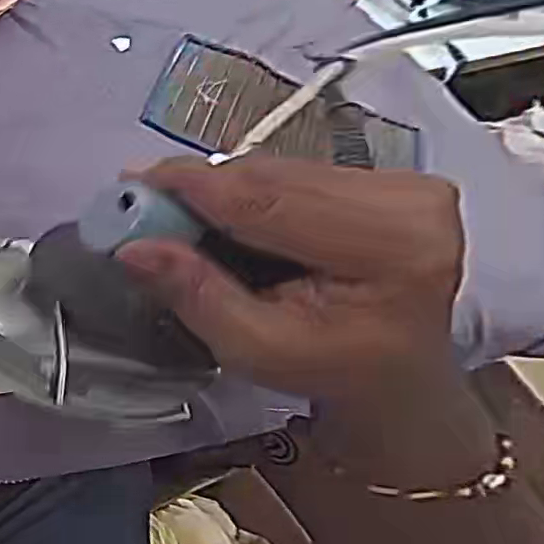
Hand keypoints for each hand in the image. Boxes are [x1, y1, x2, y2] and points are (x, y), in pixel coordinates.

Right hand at [117, 156, 464, 405]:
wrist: (392, 374)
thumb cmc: (328, 370)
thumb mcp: (252, 347)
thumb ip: (195, 294)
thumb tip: (134, 250)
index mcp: (391, 247)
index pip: (272, 201)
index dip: (195, 187)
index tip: (134, 181)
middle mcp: (409, 199)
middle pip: (272, 178)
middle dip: (197, 188)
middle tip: (137, 204)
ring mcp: (401, 183)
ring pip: (276, 169)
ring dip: (216, 189)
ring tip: (170, 215)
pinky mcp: (383, 180)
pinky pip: (290, 173)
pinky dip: (242, 192)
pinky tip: (216, 215)